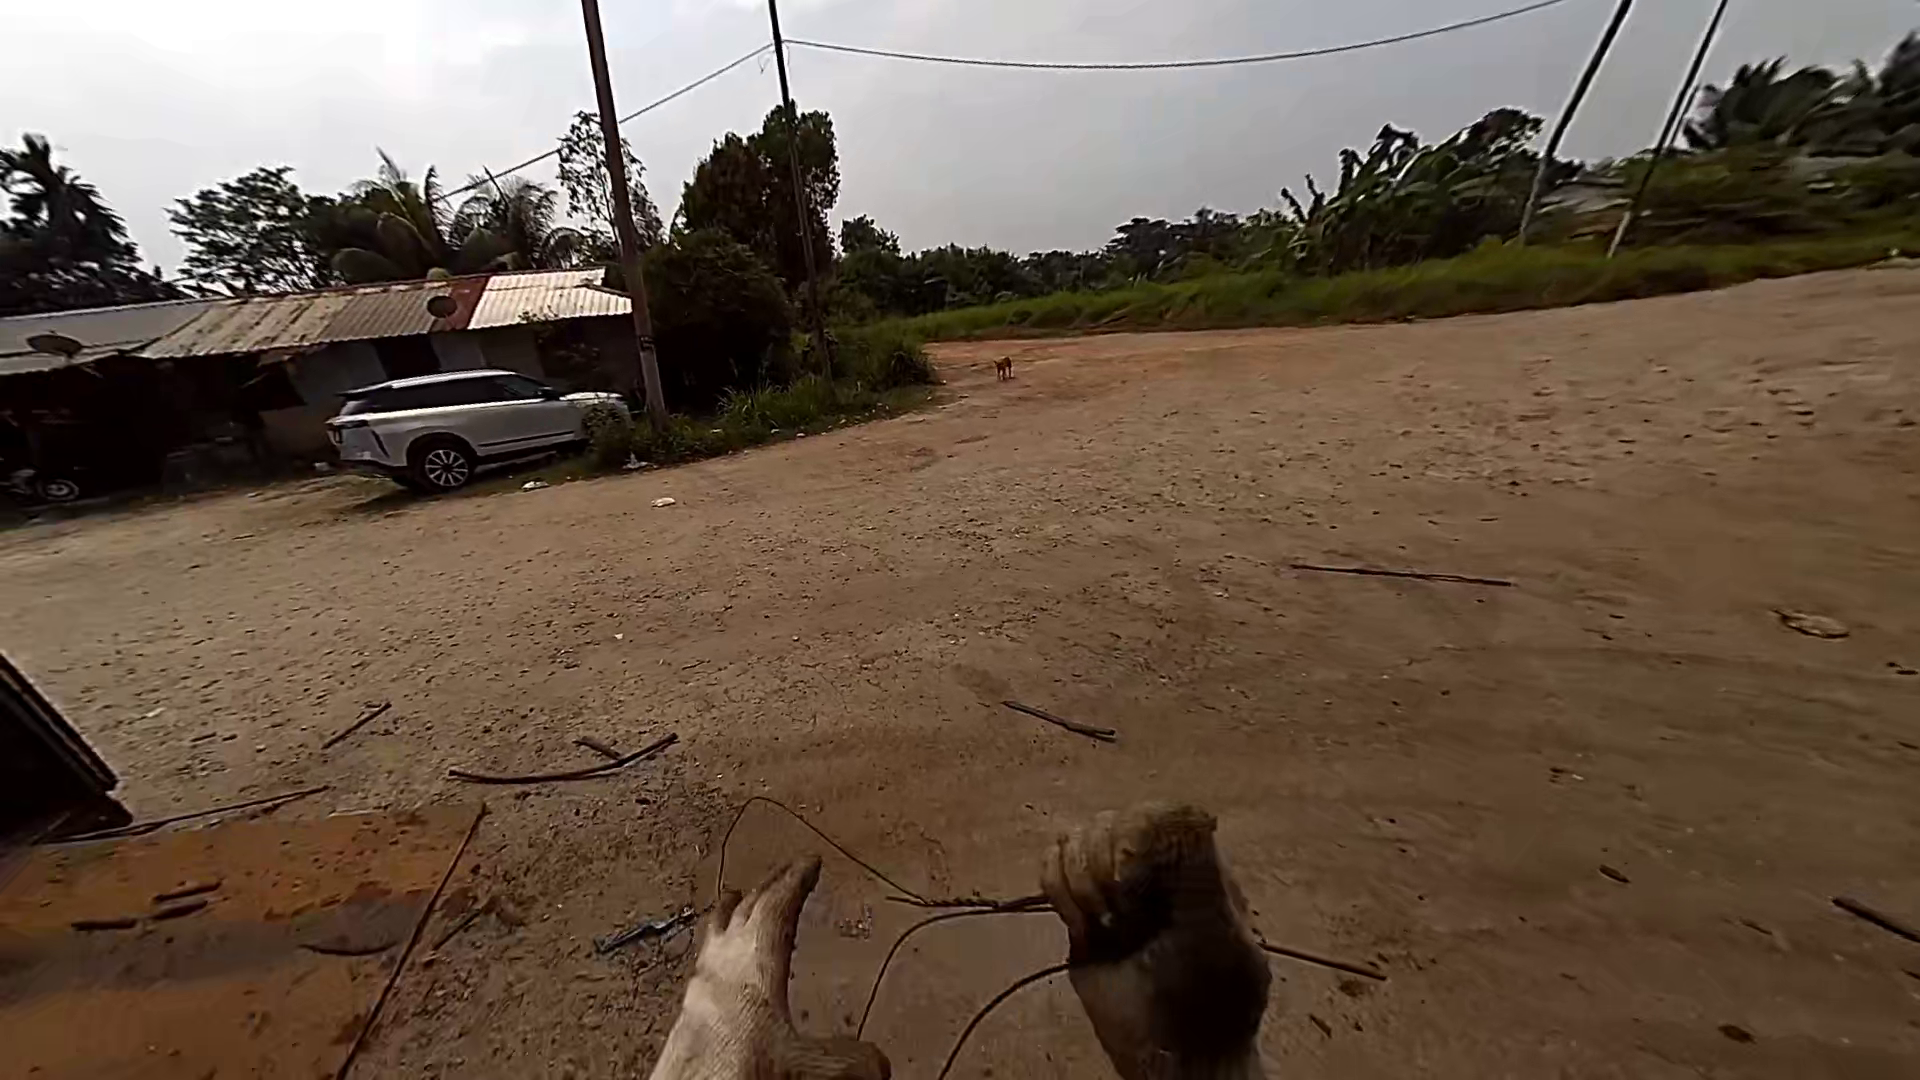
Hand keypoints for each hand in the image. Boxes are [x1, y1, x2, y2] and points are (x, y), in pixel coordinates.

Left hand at [649, 857, 888, 1079]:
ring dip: (734, 911)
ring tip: (738, 897)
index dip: (797, 879)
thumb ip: (846, 1059)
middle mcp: (722, 967)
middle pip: (745, 909)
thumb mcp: (804, 1065)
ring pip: (717, 933)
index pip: (778, 906)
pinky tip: (719, 966)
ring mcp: (697, 991)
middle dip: (768, 885)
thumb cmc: (736, 1075)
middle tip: (784, 871)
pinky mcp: (682, 1018)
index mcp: (754, 963)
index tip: (810, 861)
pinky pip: (704, 962)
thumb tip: (877, 1063)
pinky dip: (718, 946)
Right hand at [1041, 805, 1270, 1079]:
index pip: (1151, 811)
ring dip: (1080, 879)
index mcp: (1188, 861)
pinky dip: (1057, 888)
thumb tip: (1189, 810)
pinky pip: (1050, 863)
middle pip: (1106, 820)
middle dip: (1102, 863)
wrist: (1173, 1061)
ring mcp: (1110, 880)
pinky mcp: (1077, 902)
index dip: (1132, 833)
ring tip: (1101, 921)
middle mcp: (1148, 861)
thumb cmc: (1209, 999)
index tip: (1131, 876)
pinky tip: (1081, 926)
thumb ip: (1201, 870)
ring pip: (1074, 836)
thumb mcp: (1220, 933)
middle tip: (1119, 910)